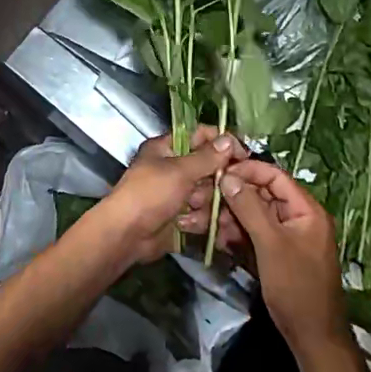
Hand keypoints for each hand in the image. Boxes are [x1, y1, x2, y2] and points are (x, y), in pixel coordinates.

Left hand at [90, 127, 244, 267]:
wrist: (127, 234)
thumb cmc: (149, 194)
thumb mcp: (179, 171)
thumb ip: (206, 157)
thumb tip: (228, 139)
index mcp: (167, 148)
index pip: (201, 136)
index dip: (222, 143)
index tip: (243, 155)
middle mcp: (174, 167)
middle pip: (210, 169)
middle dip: (212, 184)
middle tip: (207, 191)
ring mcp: (178, 192)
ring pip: (209, 194)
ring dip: (203, 206)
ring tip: (189, 211)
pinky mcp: (182, 215)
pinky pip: (203, 213)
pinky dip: (198, 220)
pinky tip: (187, 225)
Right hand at [217, 161, 347, 350]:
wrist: (312, 337)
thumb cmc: (296, 287)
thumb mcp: (270, 243)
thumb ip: (248, 207)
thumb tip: (226, 176)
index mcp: (306, 210)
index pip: (275, 175)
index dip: (247, 171)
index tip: (218, 174)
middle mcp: (298, 217)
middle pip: (262, 193)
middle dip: (234, 194)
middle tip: (206, 198)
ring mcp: (287, 235)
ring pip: (255, 213)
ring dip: (232, 215)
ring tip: (208, 221)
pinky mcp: (277, 251)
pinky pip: (255, 231)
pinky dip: (238, 232)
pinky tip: (220, 237)